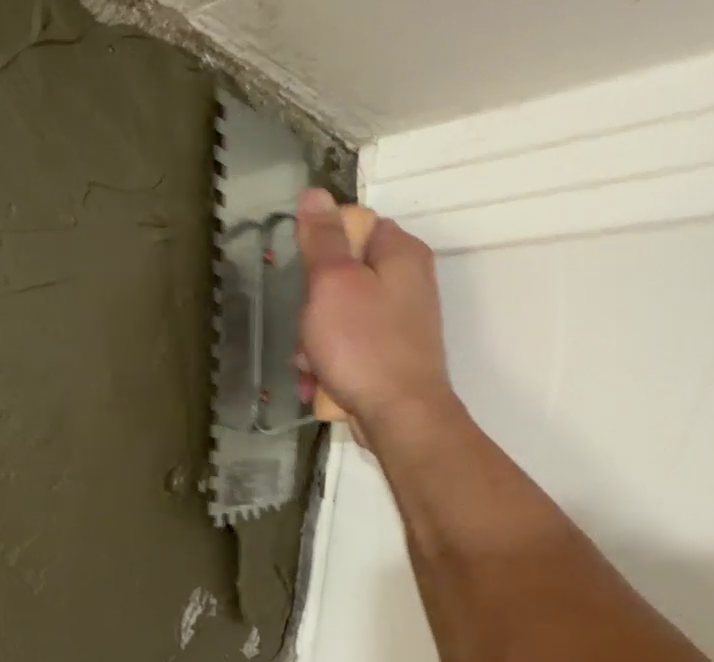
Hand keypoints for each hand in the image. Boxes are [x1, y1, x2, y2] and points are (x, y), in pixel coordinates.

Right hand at [295, 189, 455, 444]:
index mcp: (401, 253)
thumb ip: (321, 239)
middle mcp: (408, 281)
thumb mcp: (332, 283)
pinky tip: (320, 383)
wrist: (400, 416)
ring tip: (311, 364)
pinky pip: (350, 349)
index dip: (322, 247)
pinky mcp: (393, 357)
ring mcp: (402, 322)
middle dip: (313, 307)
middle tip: (306, 328)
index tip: (304, 276)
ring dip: (315, 341)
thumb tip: (315, 193)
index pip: (354, 225)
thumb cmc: (363, 345)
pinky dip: (331, 364)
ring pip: (340, 317)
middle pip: (343, 276)